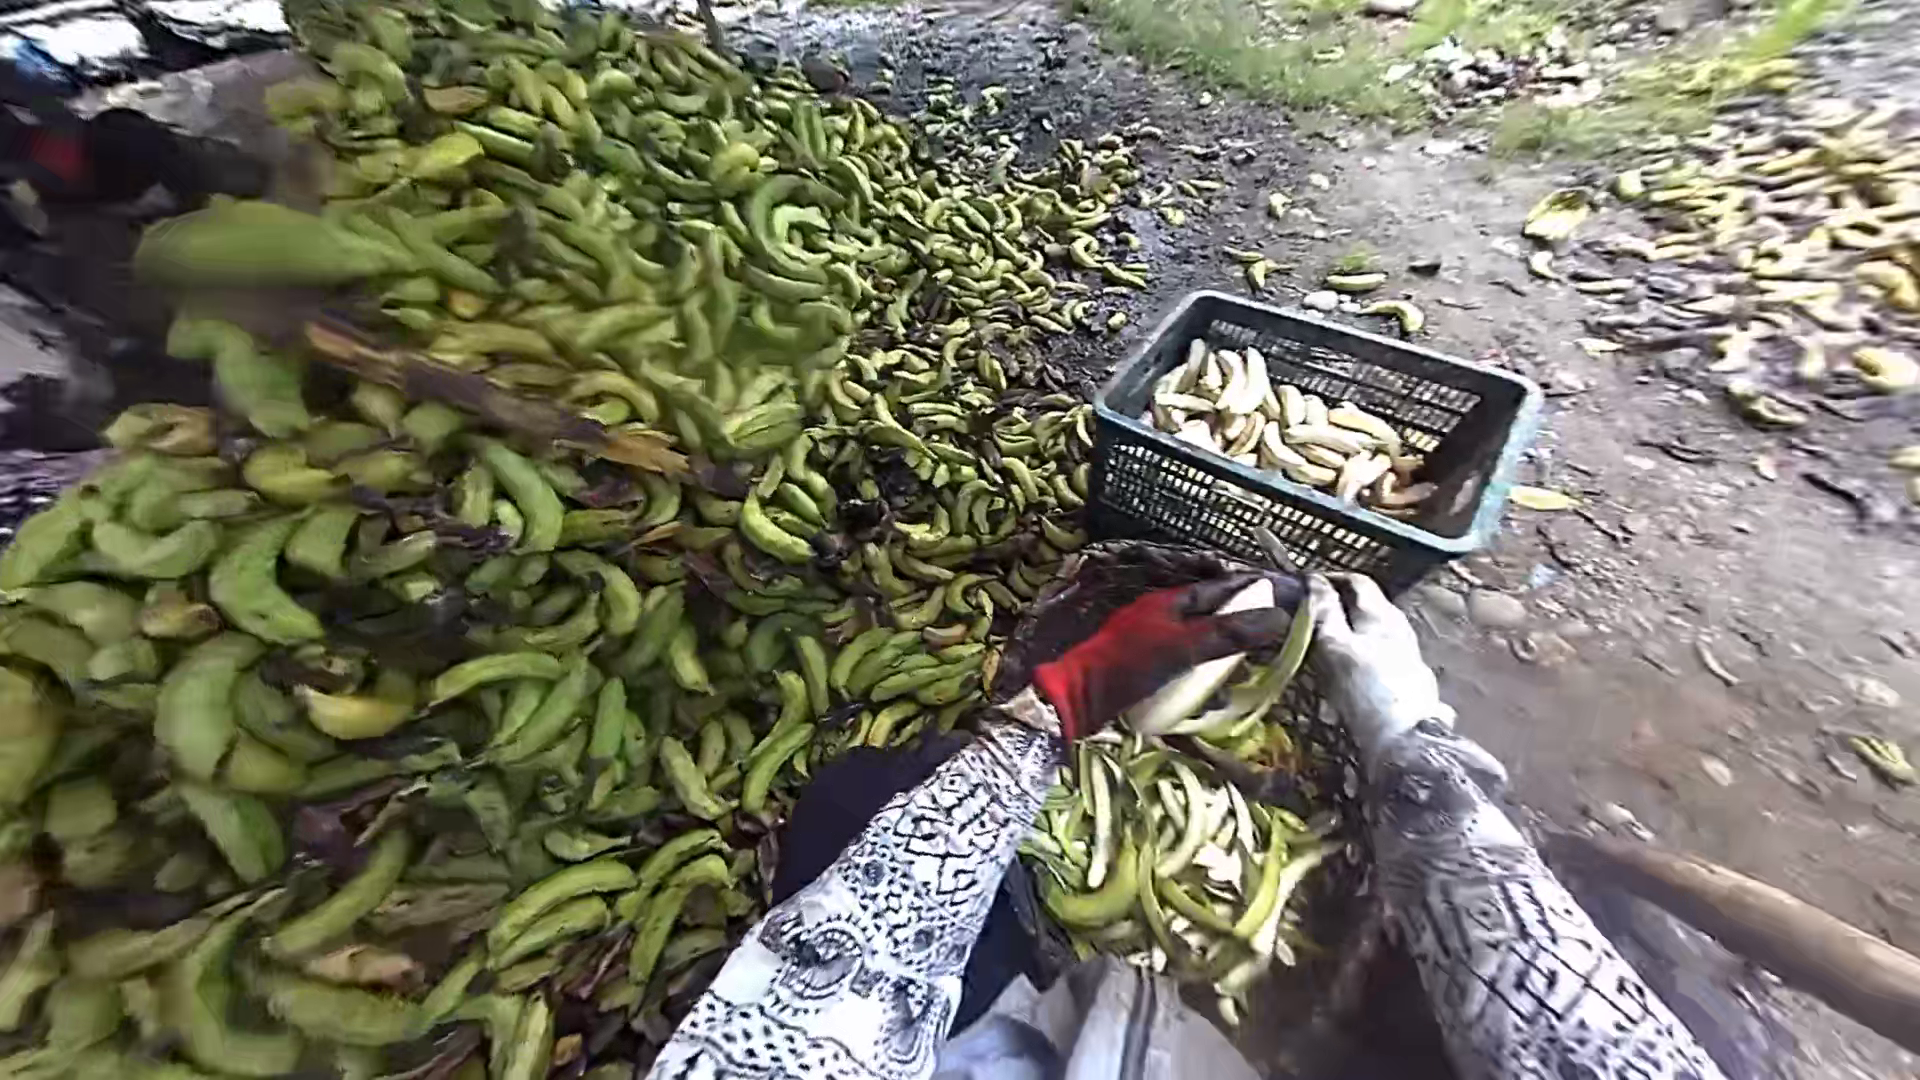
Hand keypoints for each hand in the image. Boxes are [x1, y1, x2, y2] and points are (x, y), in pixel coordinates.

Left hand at [1032, 574, 1298, 740]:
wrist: (1080, 696)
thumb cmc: (1131, 665)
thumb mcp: (1185, 647)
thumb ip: (1228, 633)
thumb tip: (1276, 618)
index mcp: (1165, 603)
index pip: (1214, 590)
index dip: (1244, 592)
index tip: (1274, 597)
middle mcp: (1156, 618)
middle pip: (1205, 617)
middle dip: (1235, 626)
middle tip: (1266, 640)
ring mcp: (1146, 643)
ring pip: (1192, 642)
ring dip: (1216, 654)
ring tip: (1242, 667)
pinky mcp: (1140, 668)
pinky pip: (1178, 666)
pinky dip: (1197, 674)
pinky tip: (1208, 691)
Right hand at [1308, 573, 1453, 769]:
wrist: (1406, 741)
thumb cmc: (1364, 689)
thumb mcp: (1334, 646)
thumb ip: (1323, 612)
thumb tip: (1313, 581)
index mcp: (1381, 615)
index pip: (1356, 581)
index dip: (1328, 578)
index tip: (1302, 584)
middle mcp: (1399, 627)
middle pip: (1367, 602)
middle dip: (1338, 600)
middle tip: (1307, 610)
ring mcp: (1407, 652)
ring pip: (1374, 625)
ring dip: (1348, 623)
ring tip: (1323, 635)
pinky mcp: (1409, 675)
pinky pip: (1379, 646)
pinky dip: (1359, 643)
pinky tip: (1346, 661)